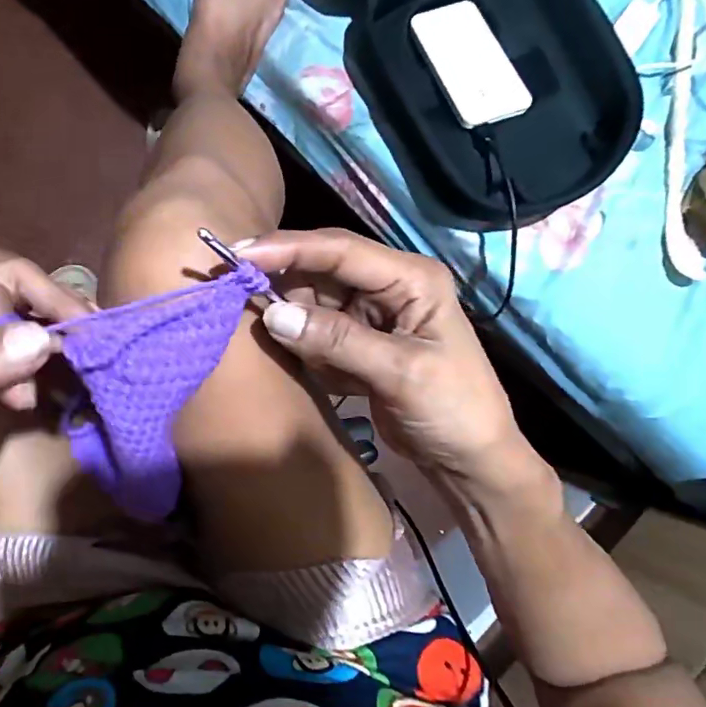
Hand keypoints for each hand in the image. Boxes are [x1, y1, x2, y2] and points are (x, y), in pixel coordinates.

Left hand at [0, 249, 86, 538]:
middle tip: (86, 329)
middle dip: (46, 302)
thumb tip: (43, 340)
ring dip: (51, 318)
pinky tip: (67, 355)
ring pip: (16, 301)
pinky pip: (17, 336)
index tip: (24, 391)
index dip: (10, 328)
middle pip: (2, 279)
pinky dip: (44, 343)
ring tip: (87, 338)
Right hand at [236, 228, 539, 489]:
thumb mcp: (400, 372)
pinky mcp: (357, 341)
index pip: (340, 251)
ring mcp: (371, 314)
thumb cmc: (453, 409)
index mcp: (411, 279)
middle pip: (320, 269)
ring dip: (291, 317)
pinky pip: (315, 330)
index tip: (241, 253)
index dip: (289, 248)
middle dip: (281, 279)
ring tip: (281, 340)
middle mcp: (388, 286)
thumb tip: (272, 314)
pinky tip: (313, 366)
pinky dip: (303, 344)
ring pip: (312, 299)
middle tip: (236, 290)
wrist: (469, 458)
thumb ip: (337, 340)